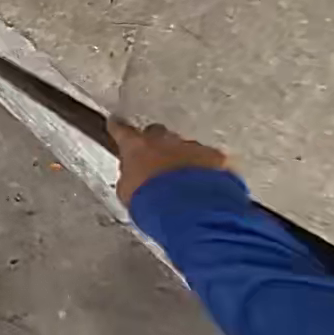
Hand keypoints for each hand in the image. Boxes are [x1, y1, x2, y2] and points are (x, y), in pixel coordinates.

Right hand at [108, 118, 229, 205]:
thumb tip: (132, 177)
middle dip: (157, 143)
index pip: (121, 130)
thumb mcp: (127, 190)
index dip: (118, 127)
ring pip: (186, 146)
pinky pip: (213, 159)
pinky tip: (209, 183)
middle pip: (157, 132)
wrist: (190, 211)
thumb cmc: (151, 200)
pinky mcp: (217, 158)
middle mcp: (162, 141)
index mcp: (135, 146)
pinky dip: (210, 169)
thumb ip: (129, 176)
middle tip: (158, 158)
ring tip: (186, 178)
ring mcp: (191, 147)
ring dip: (184, 157)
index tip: (116, 123)